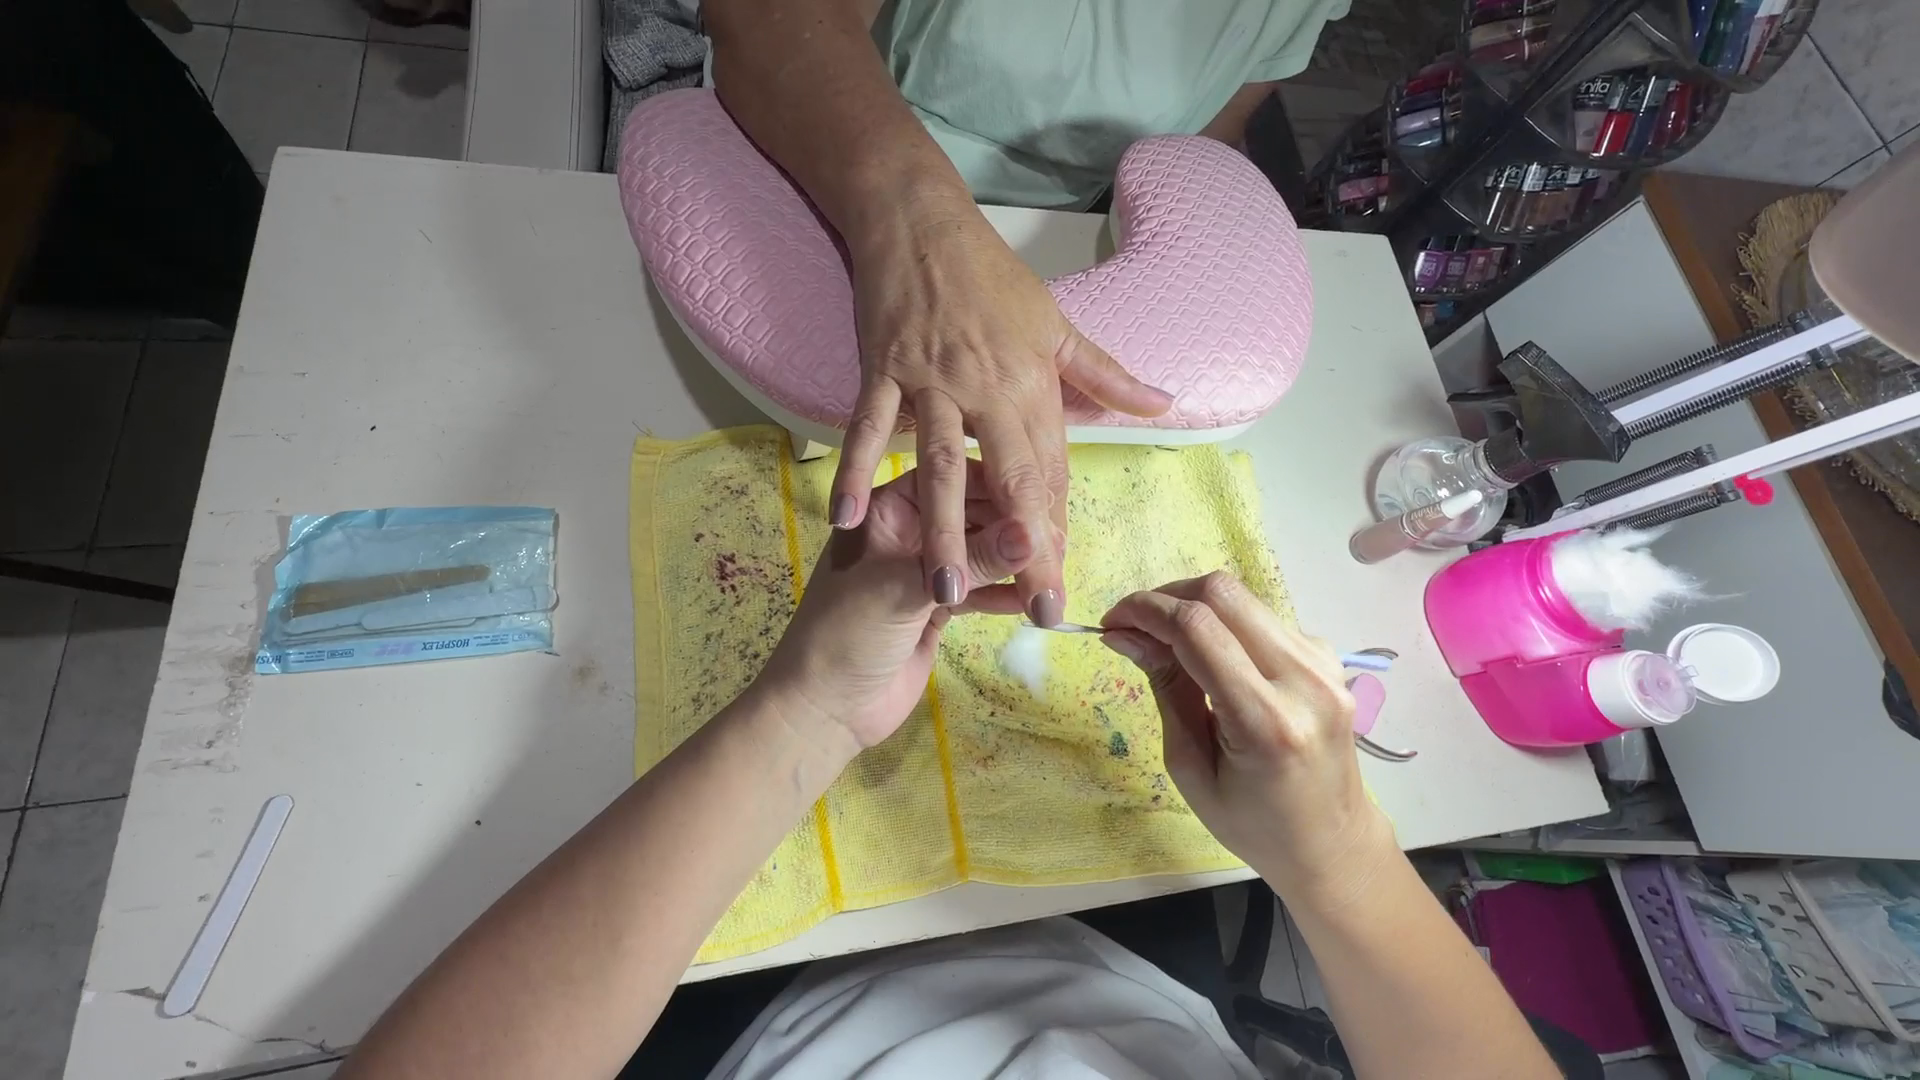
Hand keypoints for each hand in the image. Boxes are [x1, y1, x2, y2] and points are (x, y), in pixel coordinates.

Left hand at [759, 460, 1040, 753]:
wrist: (825, 708)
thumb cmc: (847, 631)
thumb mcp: (906, 588)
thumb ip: (972, 561)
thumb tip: (1035, 535)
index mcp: (888, 508)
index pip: (951, 480)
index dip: (996, 487)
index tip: (1042, 497)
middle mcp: (909, 530)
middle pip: (971, 517)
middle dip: (1011, 530)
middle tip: (1057, 542)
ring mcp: (924, 569)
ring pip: (979, 556)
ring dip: (1013, 566)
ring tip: (1054, 574)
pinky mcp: (938, 606)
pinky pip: (979, 592)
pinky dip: (1004, 596)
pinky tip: (1033, 601)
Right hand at [825, 199, 1173, 627]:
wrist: (920, 222)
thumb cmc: (992, 277)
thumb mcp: (1057, 324)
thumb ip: (1108, 375)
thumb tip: (1164, 403)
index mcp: (1031, 384)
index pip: (1051, 470)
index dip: (1057, 529)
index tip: (1061, 583)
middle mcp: (986, 390)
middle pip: (1008, 482)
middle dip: (1021, 551)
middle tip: (1032, 612)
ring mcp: (931, 383)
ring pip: (941, 467)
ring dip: (943, 530)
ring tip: (944, 592)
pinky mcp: (882, 373)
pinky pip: (867, 429)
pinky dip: (854, 471)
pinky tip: (847, 521)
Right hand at [1100, 573, 1397, 907]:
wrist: (1331, 842)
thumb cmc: (1252, 822)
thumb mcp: (1189, 766)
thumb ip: (1165, 688)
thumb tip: (1124, 633)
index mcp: (1266, 721)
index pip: (1196, 629)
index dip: (1144, 611)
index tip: (1110, 623)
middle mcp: (1304, 680)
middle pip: (1221, 594)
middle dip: (1165, 598)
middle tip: (1134, 626)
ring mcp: (1324, 663)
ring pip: (1241, 596)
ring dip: (1192, 605)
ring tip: (1164, 638)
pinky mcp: (1328, 657)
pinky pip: (1261, 616)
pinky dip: (1222, 622)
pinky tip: (1208, 654)